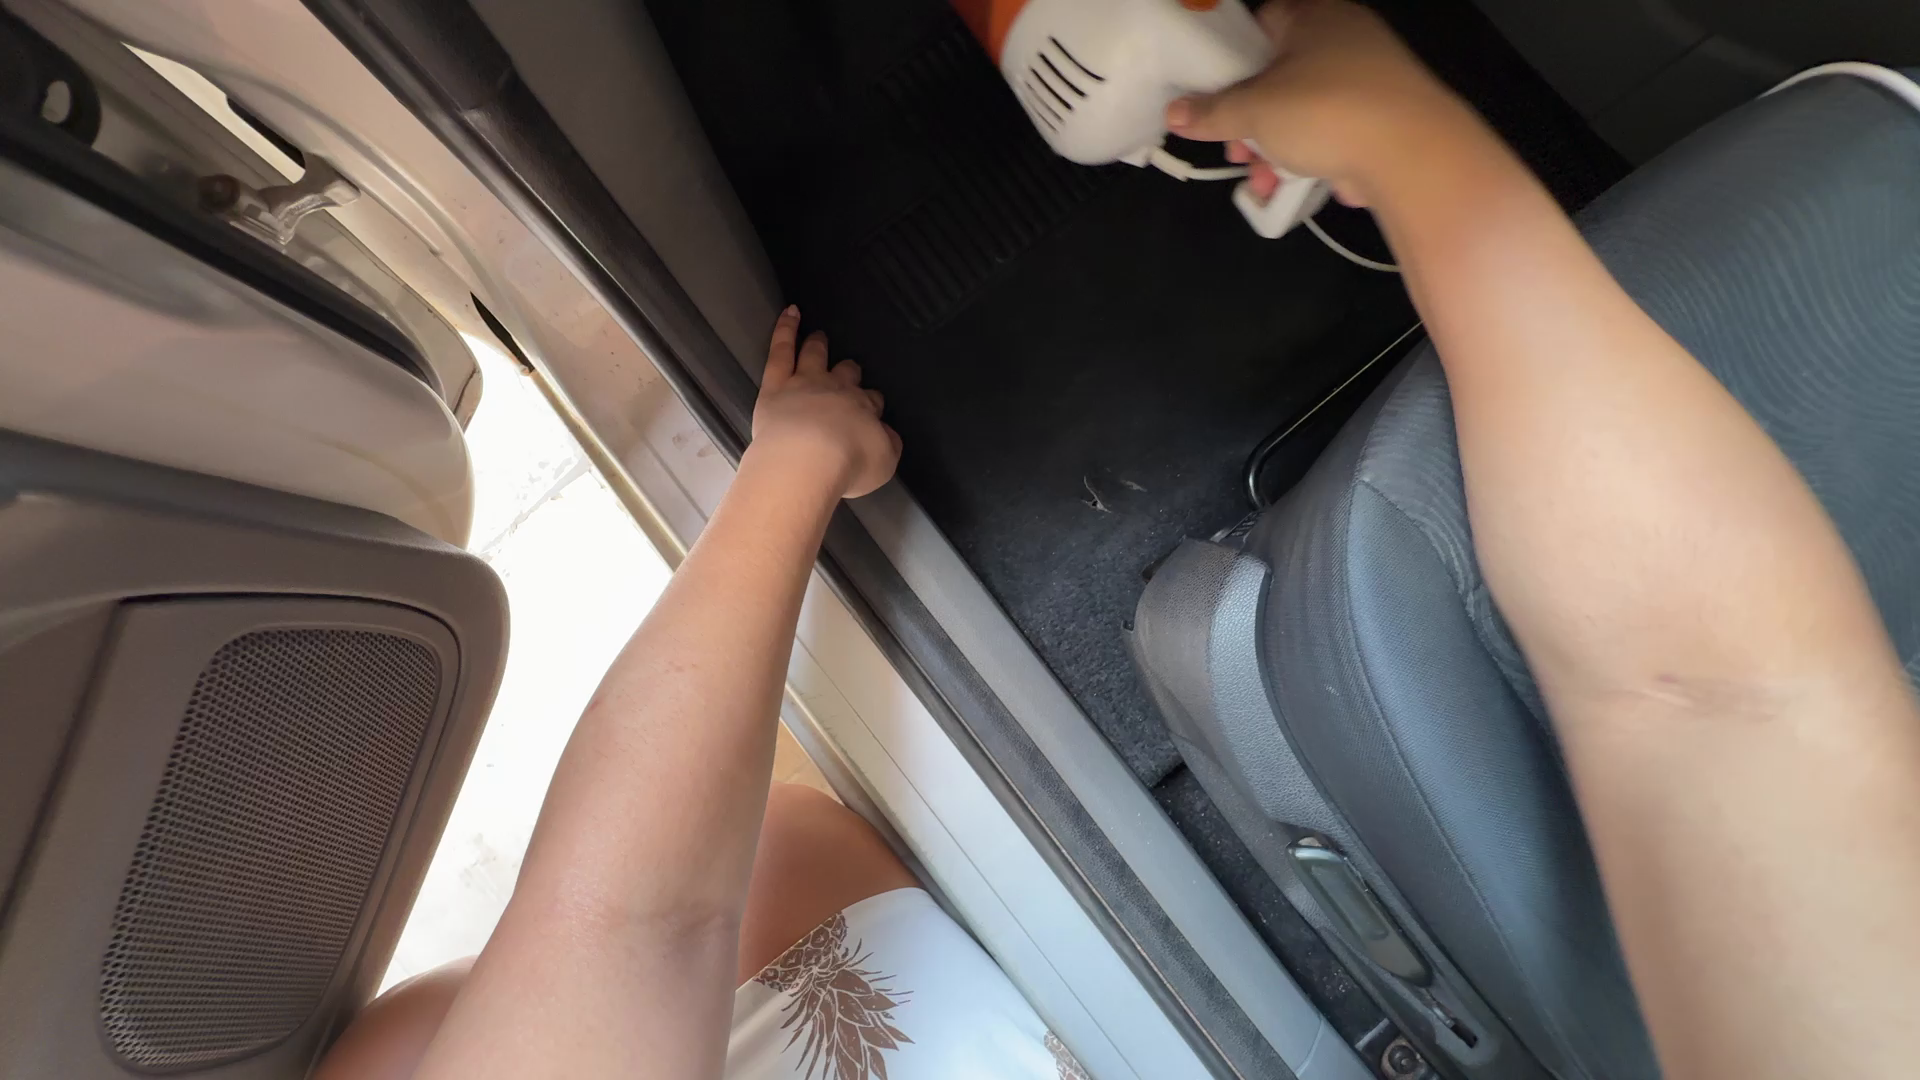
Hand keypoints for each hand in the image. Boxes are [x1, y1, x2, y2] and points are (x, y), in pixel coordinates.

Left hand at [749, 305, 900, 498]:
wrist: (807, 461)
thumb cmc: (848, 466)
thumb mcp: (884, 463)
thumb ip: (887, 445)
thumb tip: (887, 435)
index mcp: (864, 409)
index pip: (873, 400)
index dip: (873, 403)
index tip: (872, 409)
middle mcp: (837, 390)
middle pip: (846, 374)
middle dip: (849, 371)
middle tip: (849, 370)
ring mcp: (805, 383)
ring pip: (814, 355)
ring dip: (818, 345)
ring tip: (819, 337)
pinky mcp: (775, 384)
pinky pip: (781, 349)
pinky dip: (786, 329)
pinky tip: (790, 312)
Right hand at [1165, 0, 1485, 207]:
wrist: (1405, 150)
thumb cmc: (1323, 111)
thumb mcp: (1254, 111)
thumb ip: (1211, 112)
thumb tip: (1174, 113)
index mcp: (1313, 16)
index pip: (1261, 22)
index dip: (1231, 56)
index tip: (1212, 94)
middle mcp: (1340, 38)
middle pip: (1273, 76)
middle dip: (1246, 120)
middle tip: (1233, 148)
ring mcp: (1360, 78)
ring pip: (1294, 111)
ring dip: (1267, 149)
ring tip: (1259, 177)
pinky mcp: (1370, 117)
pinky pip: (1320, 133)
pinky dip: (1298, 157)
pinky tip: (1283, 184)